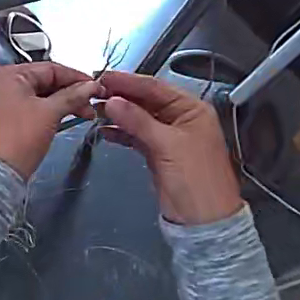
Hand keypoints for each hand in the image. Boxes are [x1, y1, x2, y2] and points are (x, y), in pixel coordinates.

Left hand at [0, 62, 101, 179]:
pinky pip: (38, 107)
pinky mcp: (11, 118)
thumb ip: (73, 95)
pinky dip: (54, 111)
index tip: (97, 86)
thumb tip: (92, 85)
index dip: (77, 77)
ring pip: (44, 95)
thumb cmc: (20, 136)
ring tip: (86, 113)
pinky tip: (70, 116)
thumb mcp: (50, 112)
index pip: (51, 68)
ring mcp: (8, 101)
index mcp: (11, 74)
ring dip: (66, 103)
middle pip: (48, 81)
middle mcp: (7, 83)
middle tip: (93, 104)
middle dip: (72, 93)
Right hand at [97, 71, 242, 224]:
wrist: (204, 221)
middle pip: (146, 101)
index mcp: (192, 110)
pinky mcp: (159, 153)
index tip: (105, 77)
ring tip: (95, 109)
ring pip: (139, 118)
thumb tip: (113, 101)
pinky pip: (137, 136)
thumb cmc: (197, 180)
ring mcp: (169, 136)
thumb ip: (138, 121)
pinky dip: (121, 132)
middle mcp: (181, 119)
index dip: (129, 82)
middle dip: (121, 96)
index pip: (156, 88)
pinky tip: (106, 130)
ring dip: (118, 113)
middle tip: (95, 92)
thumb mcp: (168, 145)